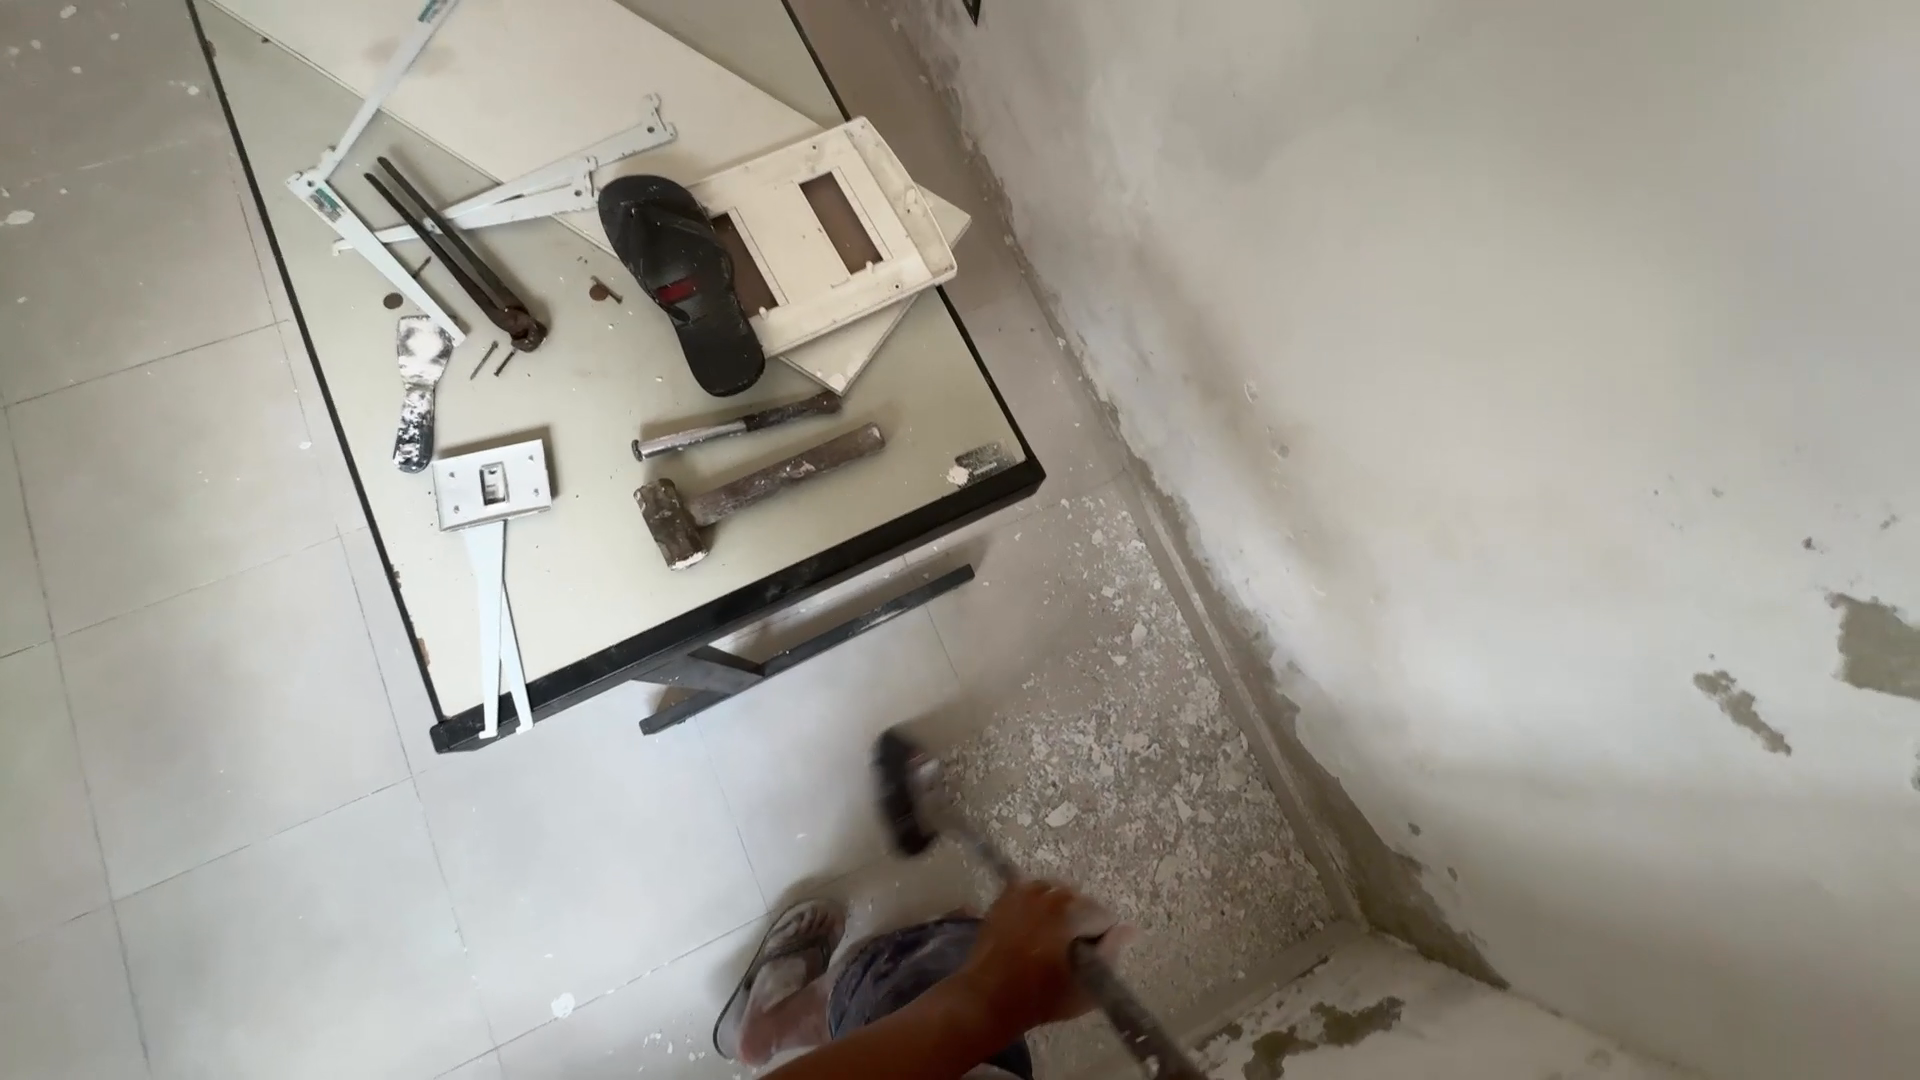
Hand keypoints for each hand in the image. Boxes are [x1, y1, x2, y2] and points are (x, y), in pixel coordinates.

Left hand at [951, 880, 1134, 1040]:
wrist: (988, 996)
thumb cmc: (1040, 998)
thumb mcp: (1084, 988)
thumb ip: (1110, 955)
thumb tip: (1129, 929)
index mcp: (1070, 911)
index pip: (1102, 915)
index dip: (1101, 938)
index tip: (1089, 958)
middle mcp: (1049, 892)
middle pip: (1079, 900)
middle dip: (1081, 921)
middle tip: (1070, 950)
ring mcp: (1024, 890)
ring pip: (1056, 893)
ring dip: (1060, 910)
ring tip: (1052, 938)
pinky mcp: (1006, 894)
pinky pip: (1033, 891)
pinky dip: (1038, 904)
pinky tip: (1033, 925)